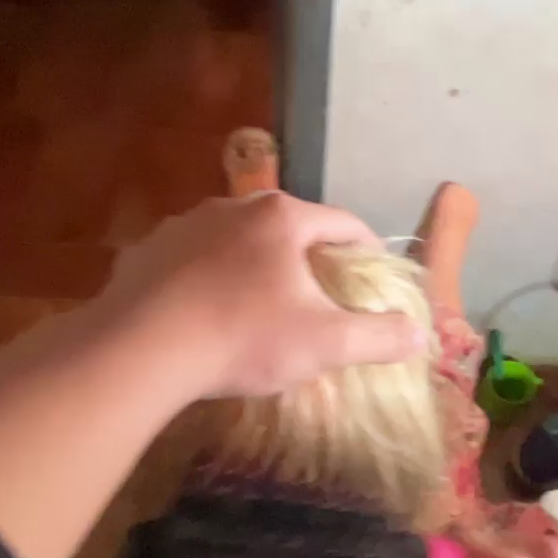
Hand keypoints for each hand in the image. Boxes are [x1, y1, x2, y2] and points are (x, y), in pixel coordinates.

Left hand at [89, 193, 423, 401]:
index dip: (368, 250)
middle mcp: (234, 206)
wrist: (139, 350)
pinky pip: (195, 260)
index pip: (344, 223)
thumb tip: (418, 335)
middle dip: (311, 258)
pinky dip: (212, 279)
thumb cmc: (245, 337)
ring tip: (264, 306)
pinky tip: (211, 313)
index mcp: (283, 218)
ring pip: (240, 240)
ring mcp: (184, 225)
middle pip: (292, 227)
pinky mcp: (146, 251)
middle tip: (322, 296)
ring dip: (259, 265)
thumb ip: (380, 337)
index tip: (374, 278)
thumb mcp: (327, 343)